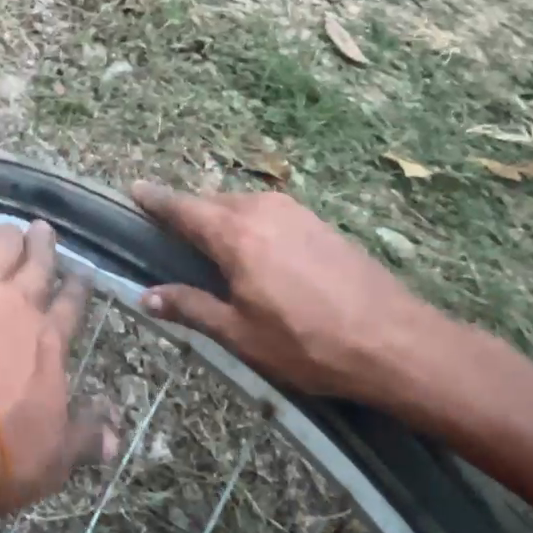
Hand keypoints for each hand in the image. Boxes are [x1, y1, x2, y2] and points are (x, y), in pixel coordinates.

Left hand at [0, 219, 114, 520]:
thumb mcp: (53, 460)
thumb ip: (83, 438)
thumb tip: (114, 433)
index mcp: (48, 342)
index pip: (70, 307)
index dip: (77, 289)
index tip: (82, 273)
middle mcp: (12, 306)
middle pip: (34, 268)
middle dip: (43, 248)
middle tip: (44, 229)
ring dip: (3, 238)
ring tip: (8, 226)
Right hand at [131, 181, 449, 401]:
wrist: (399, 343)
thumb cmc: (309, 344)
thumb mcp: (241, 335)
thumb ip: (192, 308)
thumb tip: (147, 297)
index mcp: (234, 234)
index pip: (181, 207)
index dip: (155, 199)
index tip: (133, 188)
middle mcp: (261, 210)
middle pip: (212, 203)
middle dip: (190, 214)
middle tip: (173, 235)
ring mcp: (295, 212)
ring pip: (243, 207)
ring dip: (224, 220)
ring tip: (216, 250)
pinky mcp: (320, 223)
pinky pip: (270, 214)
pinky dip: (252, 226)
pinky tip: (260, 256)